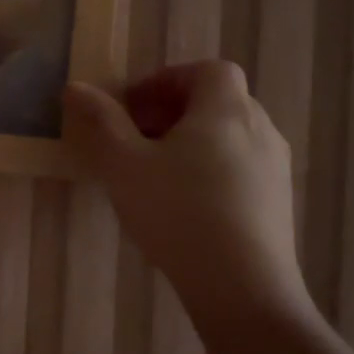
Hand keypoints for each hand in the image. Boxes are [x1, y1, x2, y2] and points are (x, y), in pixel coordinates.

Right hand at [64, 61, 311, 317]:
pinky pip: (242, 164)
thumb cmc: (176, 211)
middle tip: (136, 137)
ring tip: (154, 171)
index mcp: (225, 111)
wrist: (241, 284)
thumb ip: (101, 121)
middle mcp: (260, 130)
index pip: (208, 70)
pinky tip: (183, 202)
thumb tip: (76, 87)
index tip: (133, 106)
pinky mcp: (277, 200)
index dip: (168, 79)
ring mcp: (275, 167)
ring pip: (231, 135)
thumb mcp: (123, 163)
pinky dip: (211, 167)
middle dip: (175, 110)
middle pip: (220, 100)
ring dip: (192, 140)